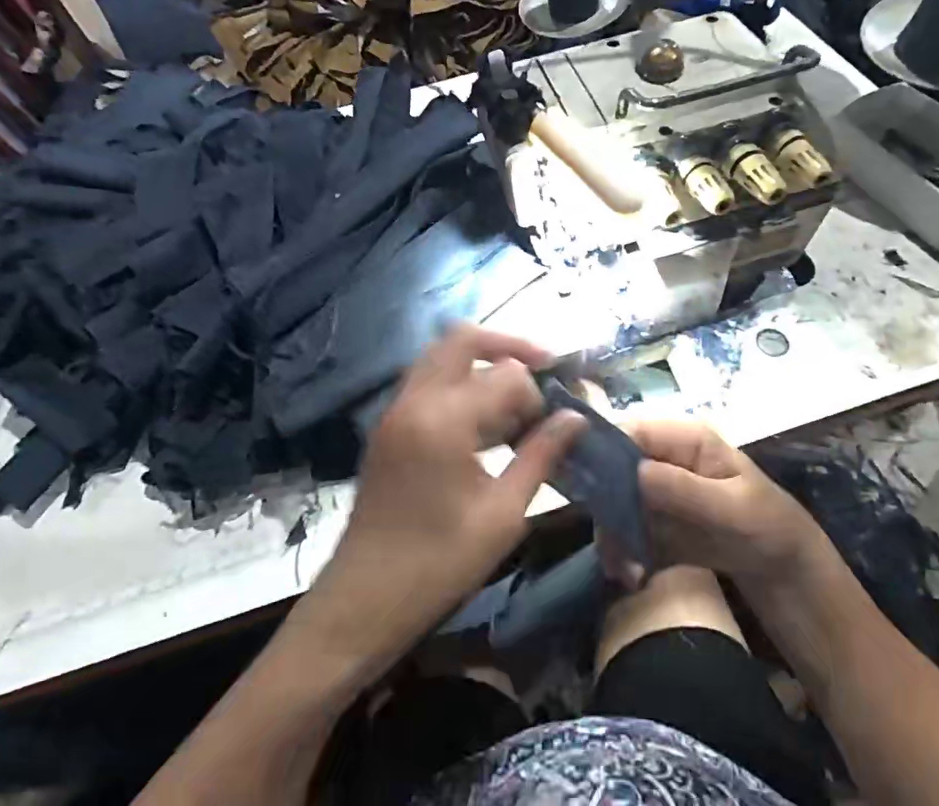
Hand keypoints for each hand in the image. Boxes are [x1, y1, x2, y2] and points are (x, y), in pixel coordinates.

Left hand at [311, 325, 585, 652]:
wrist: (363, 601)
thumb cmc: (439, 563)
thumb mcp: (503, 513)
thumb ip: (541, 455)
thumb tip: (575, 419)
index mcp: (443, 418)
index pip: (506, 375)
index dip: (538, 394)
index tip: (555, 425)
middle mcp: (414, 400)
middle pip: (462, 338)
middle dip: (508, 346)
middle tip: (545, 370)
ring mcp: (395, 411)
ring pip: (441, 357)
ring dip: (481, 365)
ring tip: (517, 403)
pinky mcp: (388, 428)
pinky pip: (427, 383)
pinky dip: (459, 385)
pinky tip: (485, 425)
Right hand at [620, 420, 829, 589]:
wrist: (785, 571)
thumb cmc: (769, 526)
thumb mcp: (734, 509)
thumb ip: (687, 490)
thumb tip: (638, 471)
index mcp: (686, 439)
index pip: (634, 429)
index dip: (607, 450)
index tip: (591, 486)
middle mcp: (664, 458)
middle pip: (615, 467)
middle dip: (607, 506)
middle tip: (611, 545)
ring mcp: (656, 490)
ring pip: (613, 502)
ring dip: (613, 536)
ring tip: (624, 571)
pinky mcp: (653, 521)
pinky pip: (624, 530)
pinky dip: (623, 552)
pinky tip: (633, 577)